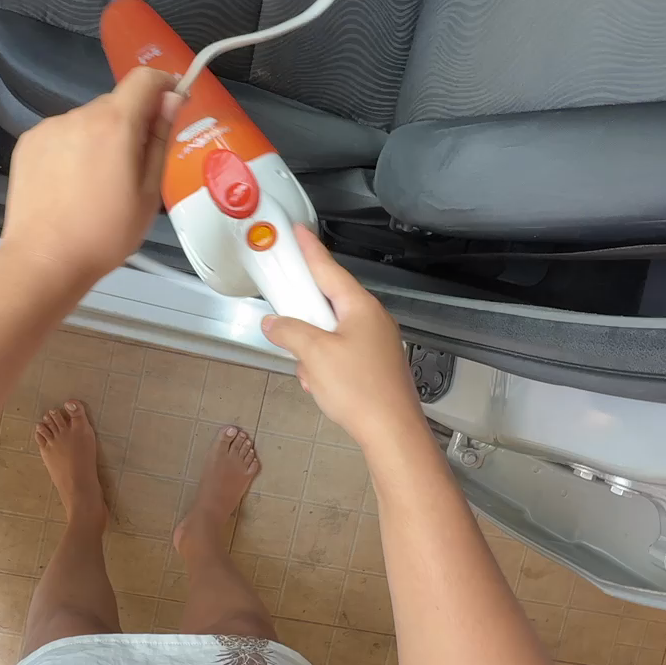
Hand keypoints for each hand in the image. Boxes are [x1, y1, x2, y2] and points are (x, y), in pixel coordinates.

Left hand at [0, 67, 182, 284]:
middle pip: (115, 104)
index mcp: (114, 124)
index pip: (144, 79)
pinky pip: (62, 135)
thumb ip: (160, 140)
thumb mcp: (148, 193)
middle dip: (130, 124)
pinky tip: (70, 186)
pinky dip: (73, 150)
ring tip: (97, 185)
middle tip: (133, 168)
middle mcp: (78, 115)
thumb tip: (170, 100)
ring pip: (87, 121)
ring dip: (100, 139)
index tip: (172, 103)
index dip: (164, 84)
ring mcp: (48, 128)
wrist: (44, 261)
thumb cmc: (105, 235)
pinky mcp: (27, 144)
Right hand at [260, 228, 422, 444]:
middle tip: (285, 312)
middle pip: (328, 301)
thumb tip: (274, 324)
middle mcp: (371, 320)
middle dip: (303, 314)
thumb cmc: (361, 390)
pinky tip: (320, 384)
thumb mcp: (314, 355)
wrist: (391, 432)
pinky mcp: (373, 364)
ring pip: (330, 332)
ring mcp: (374, 343)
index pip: (329, 269)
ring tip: (309, 368)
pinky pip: (339, 352)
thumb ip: (290, 332)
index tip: (298, 232)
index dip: (310, 250)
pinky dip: (323, 364)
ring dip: (311, 348)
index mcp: (360, 307)